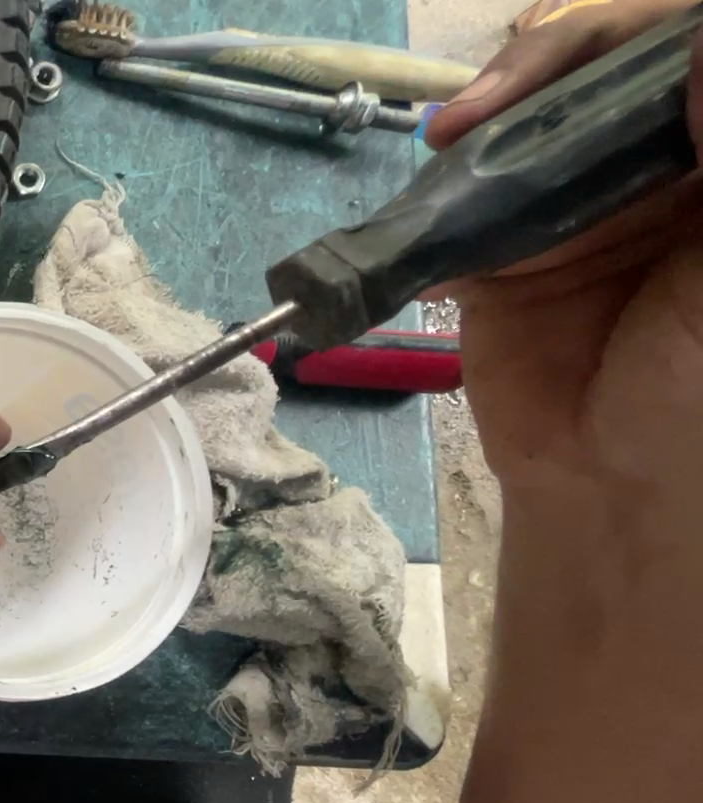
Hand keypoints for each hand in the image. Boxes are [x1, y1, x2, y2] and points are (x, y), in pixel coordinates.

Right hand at [421, 1, 702, 517]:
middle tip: (469, 118)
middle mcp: (666, 159)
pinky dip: (427, 210)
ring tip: (439, 150)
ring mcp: (576, 206)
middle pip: (602, 76)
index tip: (575, 70)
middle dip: (540, 74)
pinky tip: (414, 219)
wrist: (609, 471)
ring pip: (524, 132)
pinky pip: (457, 212)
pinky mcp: (499, 254)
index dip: (635, 38)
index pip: (687, 49)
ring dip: (477, 134)